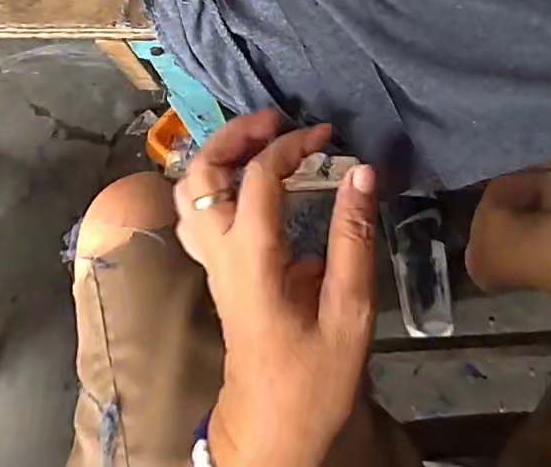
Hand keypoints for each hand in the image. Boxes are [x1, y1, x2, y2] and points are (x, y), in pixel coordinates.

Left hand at [173, 111, 378, 466]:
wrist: (267, 429)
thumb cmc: (311, 378)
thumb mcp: (348, 313)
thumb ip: (354, 239)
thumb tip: (361, 172)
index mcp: (252, 259)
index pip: (260, 178)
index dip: (292, 145)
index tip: (326, 136)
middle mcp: (219, 250)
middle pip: (202, 171)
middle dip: (235, 134)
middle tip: (276, 120)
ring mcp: (208, 258)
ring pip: (189, 187)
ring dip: (220, 151)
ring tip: (260, 137)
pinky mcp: (212, 266)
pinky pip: (194, 208)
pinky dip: (214, 177)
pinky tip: (242, 175)